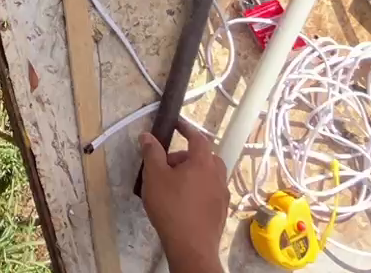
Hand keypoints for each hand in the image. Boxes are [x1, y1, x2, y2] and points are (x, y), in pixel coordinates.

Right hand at [138, 120, 227, 272]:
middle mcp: (217, 178)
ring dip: (194, 171)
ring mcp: (222, 197)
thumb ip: (152, 152)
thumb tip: (148, 136)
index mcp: (203, 165)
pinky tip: (182, 197)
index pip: (199, 139)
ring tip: (173, 181)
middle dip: (190, 154)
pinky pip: (211, 190)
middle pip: (209, 157)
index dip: (187, 128)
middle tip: (169, 160)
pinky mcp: (221, 212)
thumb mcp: (154, 174)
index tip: (176, 124)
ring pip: (211, 175)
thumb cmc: (171, 205)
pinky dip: (199, 186)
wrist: (191, 246)